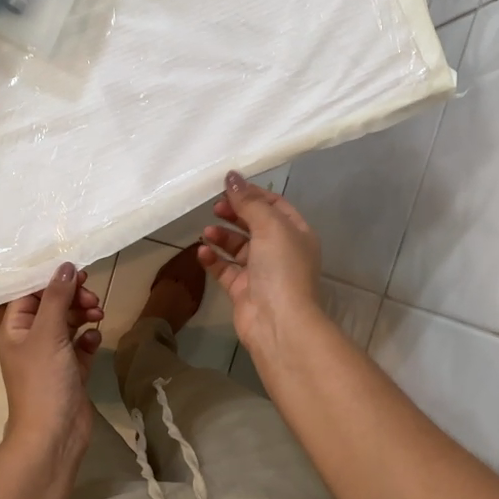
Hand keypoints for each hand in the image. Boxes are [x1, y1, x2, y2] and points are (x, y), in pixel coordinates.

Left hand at [0, 263, 103, 463]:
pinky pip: (82, 345)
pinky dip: (89, 339)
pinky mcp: (72, 371)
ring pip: (70, 323)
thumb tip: (65, 266)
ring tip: (99, 316)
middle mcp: (31, 339)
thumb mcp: (47, 333)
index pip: (30, 292)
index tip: (78, 272)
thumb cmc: (43, 381)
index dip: (52, 279)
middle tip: (93, 299)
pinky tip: (96, 340)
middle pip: (53, 305)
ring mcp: (52, 356)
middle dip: (73, 298)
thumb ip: (56, 297)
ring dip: (84, 315)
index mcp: (15, 328)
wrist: (54, 434)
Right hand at [197, 170, 327, 359]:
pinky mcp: (243, 290)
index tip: (229, 186)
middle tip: (215, 207)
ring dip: (222, 236)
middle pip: (255, 224)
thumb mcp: (270, 226)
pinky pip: (225, 269)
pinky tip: (201, 251)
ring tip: (207, 230)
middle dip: (235, 213)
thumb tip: (232, 176)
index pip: (275, 206)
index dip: (253, 194)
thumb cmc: (281, 268)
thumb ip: (249, 202)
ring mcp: (262, 272)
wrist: (278, 321)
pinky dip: (213, 259)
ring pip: (238, 247)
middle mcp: (281, 251)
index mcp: (296, 234)